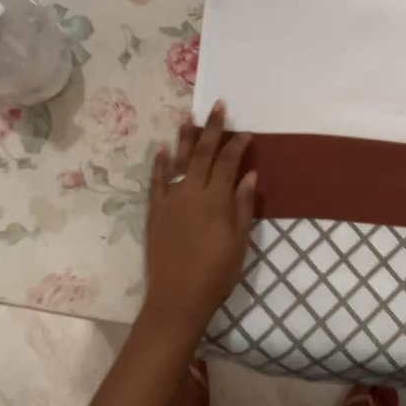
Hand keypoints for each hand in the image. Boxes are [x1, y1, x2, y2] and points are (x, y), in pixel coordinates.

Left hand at [141, 102, 256, 338]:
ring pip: (178, 161)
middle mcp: (192, 192)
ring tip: (189, 118)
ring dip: (185, 138)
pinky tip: (162, 150)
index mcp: (216, 200)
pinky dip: (160, 164)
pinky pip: (157, 181)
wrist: (177, 299)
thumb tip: (250, 173)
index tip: (246, 132)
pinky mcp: (155, 212)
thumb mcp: (239, 242)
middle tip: (218, 106)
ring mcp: (171, 200)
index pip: (228, 162)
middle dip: (212, 128)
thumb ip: (244, 205)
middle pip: (202, 153)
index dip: (237, 145)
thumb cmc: (216, 274)